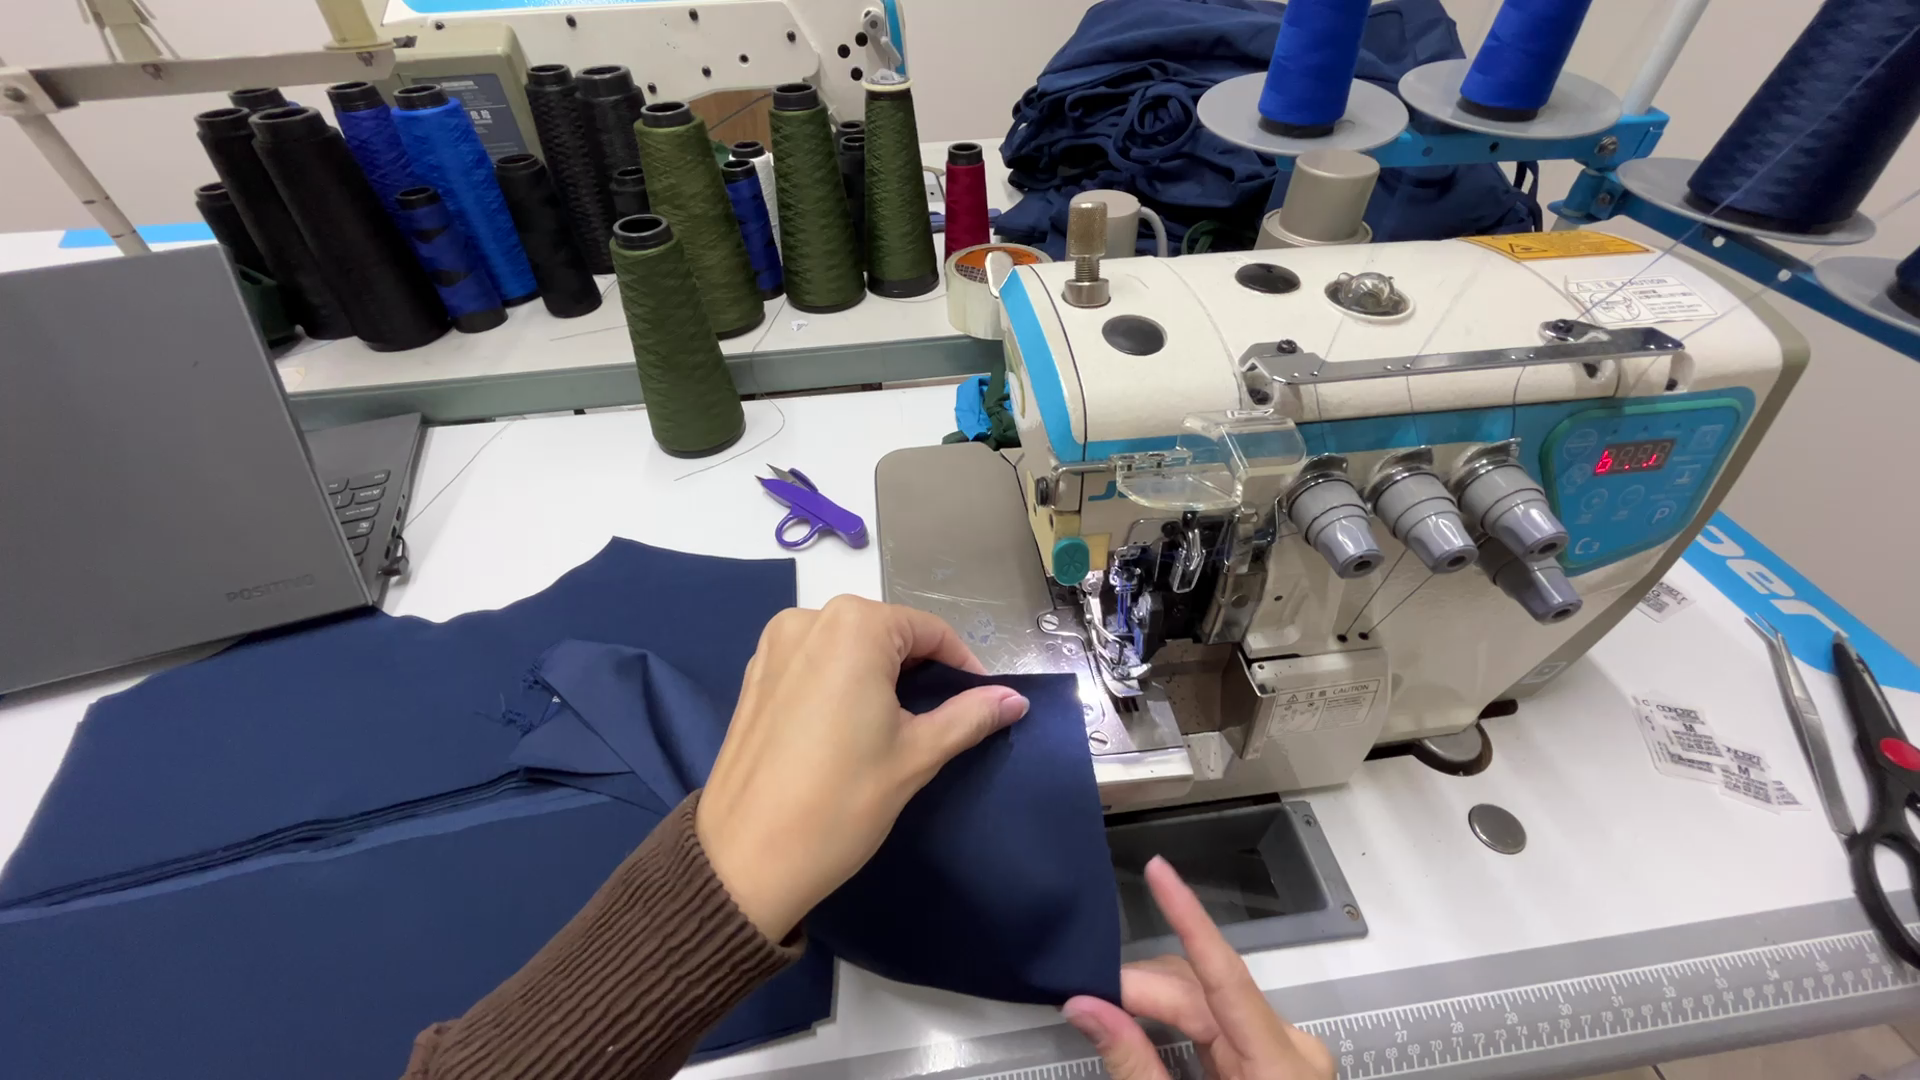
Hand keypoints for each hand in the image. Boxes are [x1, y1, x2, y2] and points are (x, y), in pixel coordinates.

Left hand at [696, 596, 1029, 941]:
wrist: (744, 861)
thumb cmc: (841, 801)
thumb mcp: (916, 755)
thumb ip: (970, 716)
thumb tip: (1015, 700)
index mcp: (853, 625)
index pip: (929, 630)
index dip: (962, 665)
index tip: (982, 702)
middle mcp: (810, 618)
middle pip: (887, 632)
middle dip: (920, 669)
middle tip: (941, 718)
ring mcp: (775, 644)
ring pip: (850, 645)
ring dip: (881, 674)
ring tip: (897, 724)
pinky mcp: (755, 673)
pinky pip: (815, 660)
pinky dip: (841, 680)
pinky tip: (848, 725)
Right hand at [1062, 858, 1332, 1079]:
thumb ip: (1133, 1065)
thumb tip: (1082, 1005)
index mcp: (1280, 1065)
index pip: (1225, 974)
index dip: (1189, 917)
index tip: (1159, 869)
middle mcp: (1289, 1047)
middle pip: (1201, 991)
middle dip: (1139, 989)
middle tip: (1085, 999)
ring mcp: (1283, 1052)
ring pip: (1204, 1003)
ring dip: (1151, 1005)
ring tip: (1106, 1011)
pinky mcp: (1270, 1059)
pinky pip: (1213, 1025)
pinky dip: (1172, 1024)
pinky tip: (1140, 1024)